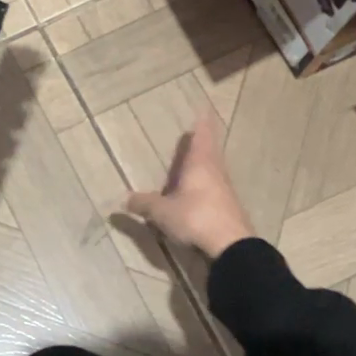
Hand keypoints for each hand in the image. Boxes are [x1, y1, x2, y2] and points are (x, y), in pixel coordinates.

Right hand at [126, 114, 255, 259]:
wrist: (231, 246)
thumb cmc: (195, 217)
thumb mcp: (162, 212)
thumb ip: (144, 204)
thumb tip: (125, 199)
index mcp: (200, 163)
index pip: (203, 136)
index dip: (203, 123)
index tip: (205, 109)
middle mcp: (215, 171)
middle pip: (211, 150)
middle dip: (204, 141)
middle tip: (198, 133)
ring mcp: (225, 190)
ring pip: (214, 169)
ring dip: (206, 163)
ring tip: (196, 161)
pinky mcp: (229, 208)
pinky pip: (215, 187)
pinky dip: (207, 183)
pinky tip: (200, 191)